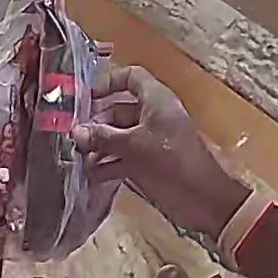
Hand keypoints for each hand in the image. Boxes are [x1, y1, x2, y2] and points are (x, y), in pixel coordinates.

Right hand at [71, 66, 250, 237]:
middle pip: (117, 109)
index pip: (131, 77)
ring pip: (117, 135)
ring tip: (79, 158)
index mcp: (155, 100)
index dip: (108, 81)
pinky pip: (122, 156)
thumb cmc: (172, 160)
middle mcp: (151, 116)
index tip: (85, 96)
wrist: (203, 199)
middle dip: (95, 122)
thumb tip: (74, 131)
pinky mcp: (147, 162)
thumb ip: (103, 137)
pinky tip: (90, 174)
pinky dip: (107, 163)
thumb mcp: (135, 145)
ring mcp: (149, 140)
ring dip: (98, 145)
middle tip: (73, 136)